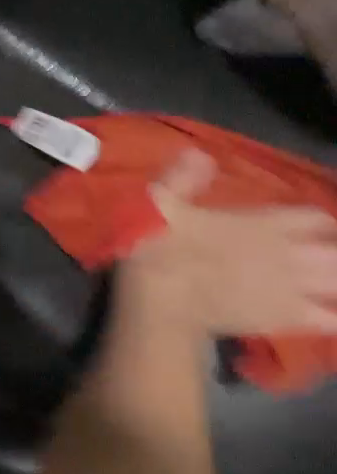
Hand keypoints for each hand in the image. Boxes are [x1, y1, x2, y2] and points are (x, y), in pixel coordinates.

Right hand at [124, 150, 336, 334]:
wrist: (160, 298)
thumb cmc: (154, 246)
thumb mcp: (157, 203)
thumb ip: (181, 179)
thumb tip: (197, 153)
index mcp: (264, 224)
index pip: (316, 218)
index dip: (318, 223)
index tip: (312, 228)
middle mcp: (292, 252)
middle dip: (332, 252)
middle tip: (319, 255)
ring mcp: (296, 286)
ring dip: (335, 281)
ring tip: (322, 281)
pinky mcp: (293, 317)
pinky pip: (334, 320)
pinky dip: (332, 316)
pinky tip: (324, 314)